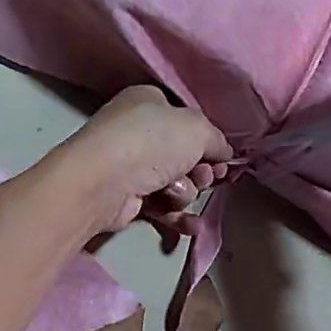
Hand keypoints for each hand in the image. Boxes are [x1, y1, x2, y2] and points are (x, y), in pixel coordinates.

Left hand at [47, 85, 233, 235]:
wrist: (106, 180)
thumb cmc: (152, 142)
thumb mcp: (197, 128)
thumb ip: (216, 140)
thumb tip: (224, 153)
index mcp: (149, 104)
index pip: (186, 122)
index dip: (207, 142)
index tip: (221, 159)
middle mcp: (138, 133)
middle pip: (184, 156)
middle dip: (199, 171)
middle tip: (202, 176)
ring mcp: (131, 167)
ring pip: (176, 185)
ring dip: (185, 193)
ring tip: (176, 192)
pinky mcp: (127, 199)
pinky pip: (163, 208)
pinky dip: (179, 217)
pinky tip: (193, 226)